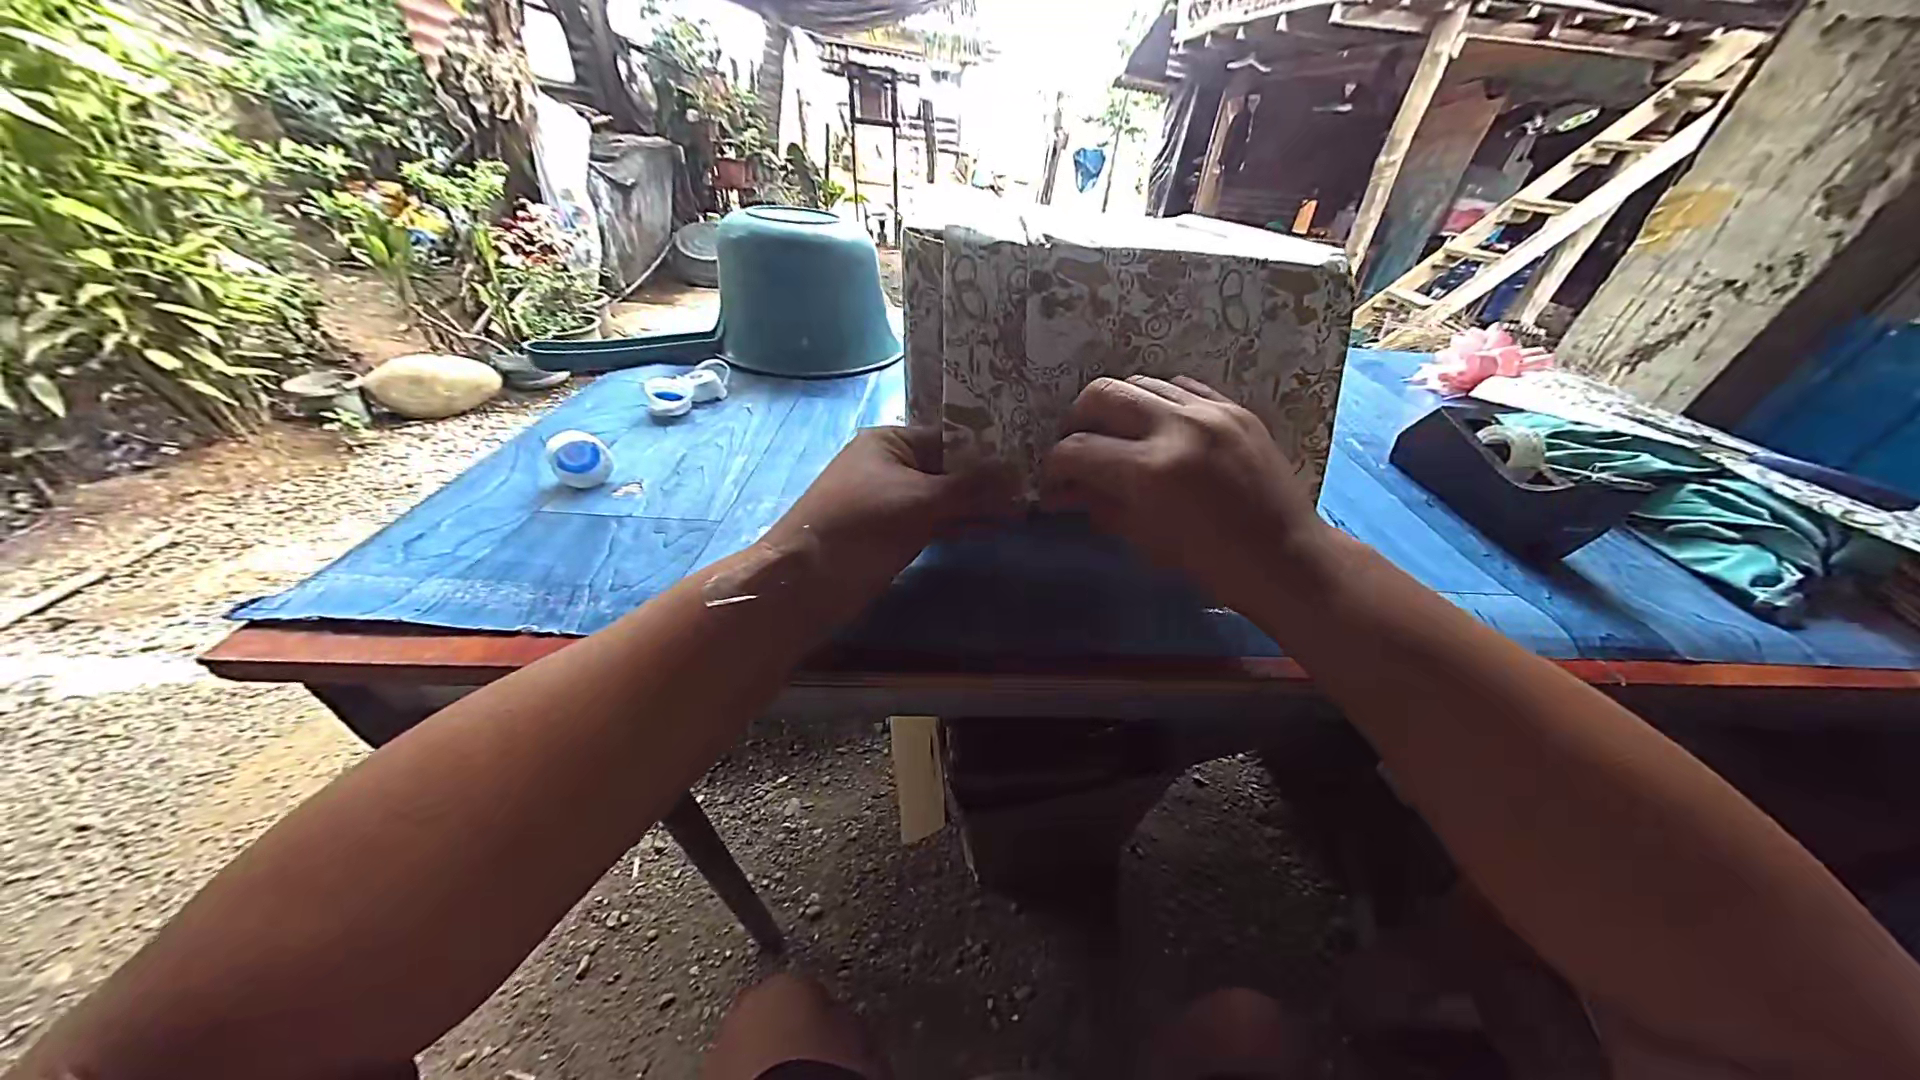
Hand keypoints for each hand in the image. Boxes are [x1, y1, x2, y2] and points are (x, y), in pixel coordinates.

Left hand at [760, 426, 1017, 612]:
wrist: (806, 585)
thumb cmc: (857, 528)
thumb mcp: (916, 500)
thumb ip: (969, 486)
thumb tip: (1018, 470)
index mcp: (891, 442)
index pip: (951, 435)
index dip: (989, 446)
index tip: (1031, 454)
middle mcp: (896, 465)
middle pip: (952, 466)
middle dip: (990, 477)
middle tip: (1036, 484)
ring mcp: (898, 501)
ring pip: (949, 496)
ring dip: (981, 503)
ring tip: (1025, 506)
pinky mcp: (900, 532)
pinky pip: (940, 521)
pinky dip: (965, 522)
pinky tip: (997, 524)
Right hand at [1038, 375, 1329, 606]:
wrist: (1286, 558)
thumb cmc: (1210, 563)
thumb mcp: (1143, 539)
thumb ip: (1099, 504)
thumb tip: (1062, 491)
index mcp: (1151, 471)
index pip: (1078, 449)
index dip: (1054, 466)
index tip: (1054, 482)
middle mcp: (1176, 427)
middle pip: (1101, 394)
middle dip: (1076, 421)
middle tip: (1077, 447)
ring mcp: (1210, 411)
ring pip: (1139, 382)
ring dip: (1115, 407)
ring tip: (1115, 435)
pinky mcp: (1234, 408)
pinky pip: (1179, 387)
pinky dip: (1156, 402)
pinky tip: (1155, 427)